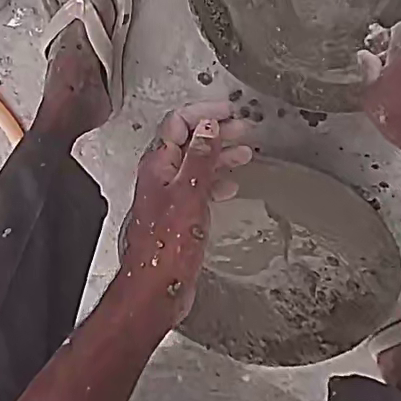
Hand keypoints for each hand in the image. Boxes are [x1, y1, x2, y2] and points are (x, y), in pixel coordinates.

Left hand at [116, 102, 253, 324]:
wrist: (156, 289)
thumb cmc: (166, 247)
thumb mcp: (189, 195)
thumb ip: (200, 158)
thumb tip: (209, 126)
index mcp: (158, 164)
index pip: (178, 122)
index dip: (204, 112)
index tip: (229, 111)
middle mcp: (161, 175)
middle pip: (189, 140)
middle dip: (217, 131)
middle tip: (243, 129)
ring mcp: (169, 195)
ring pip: (196, 163)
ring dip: (220, 154)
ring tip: (245, 151)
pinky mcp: (178, 214)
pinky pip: (199, 186)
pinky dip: (217, 180)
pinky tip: (230, 184)